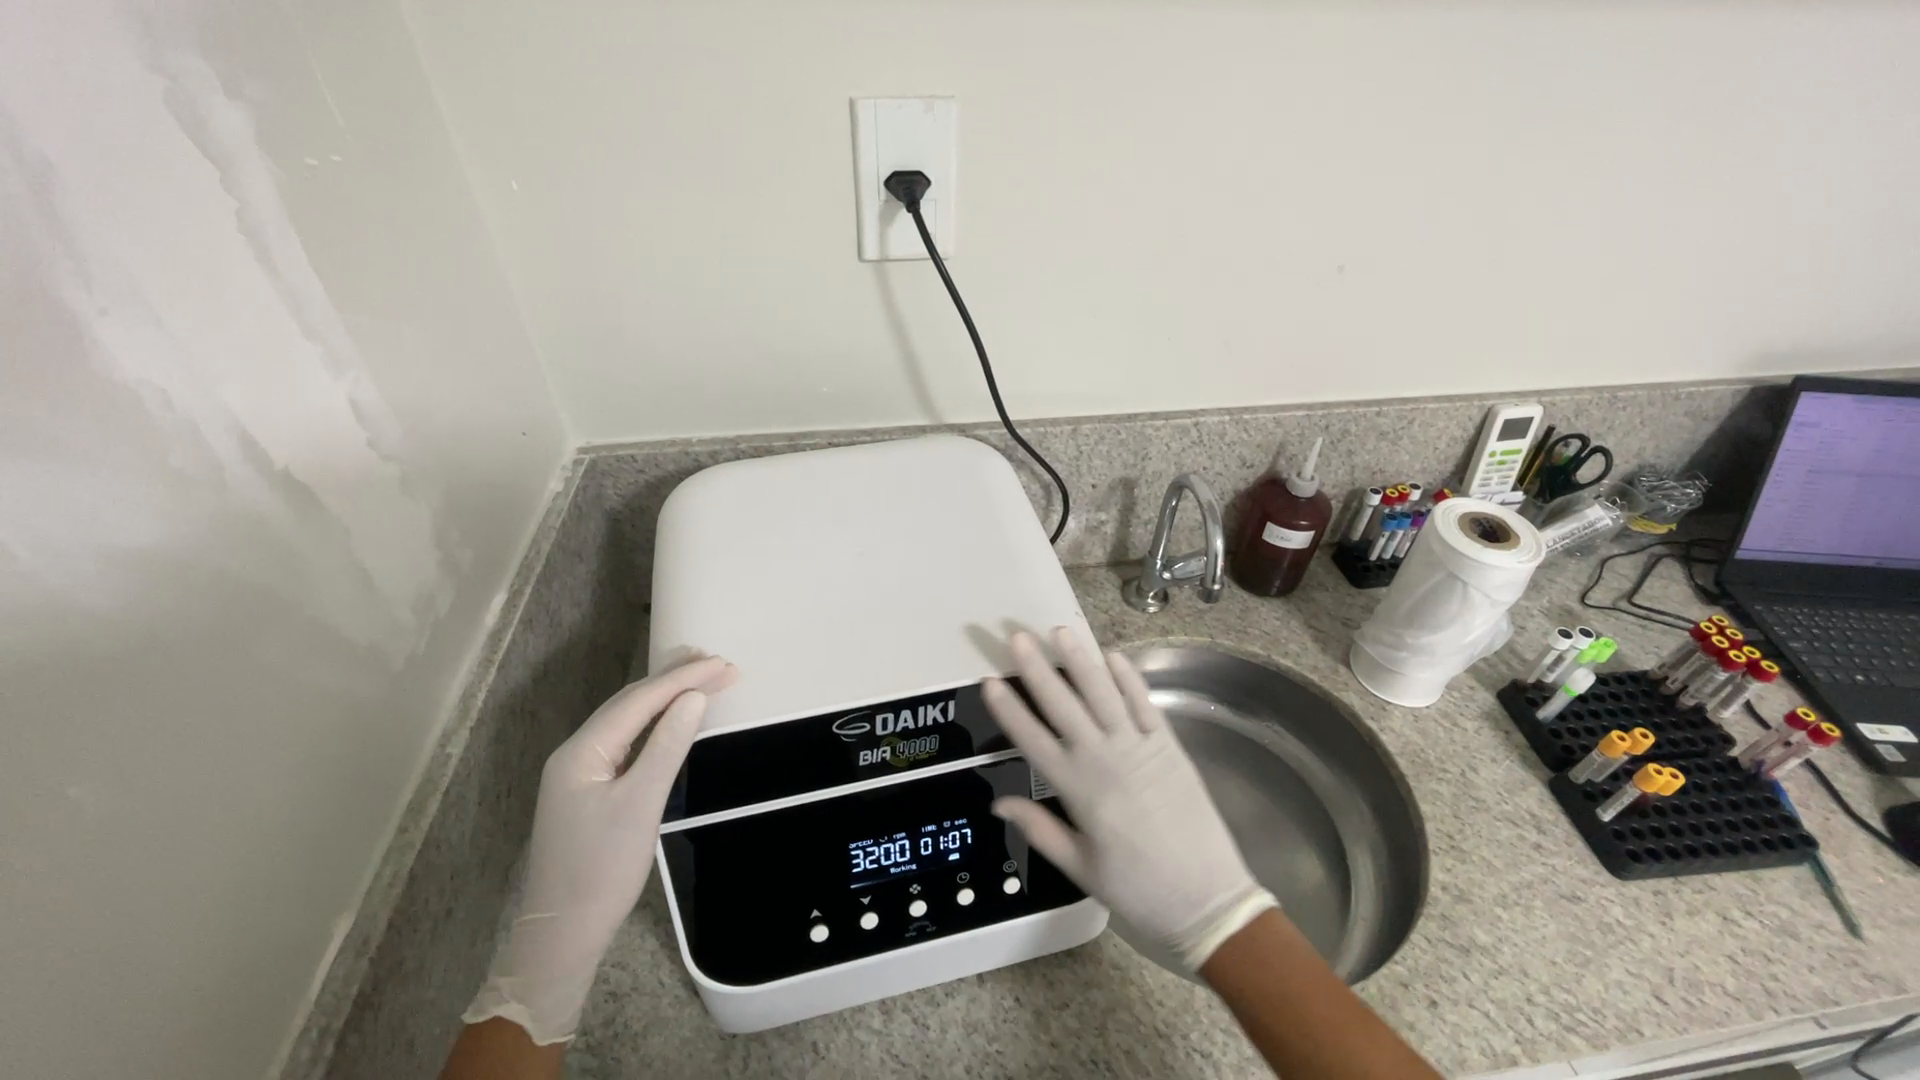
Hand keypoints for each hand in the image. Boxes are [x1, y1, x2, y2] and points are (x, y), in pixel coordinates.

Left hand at [463, 655, 736, 1043]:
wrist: (563, 932)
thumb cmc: (603, 868)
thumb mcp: (641, 805)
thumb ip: (667, 747)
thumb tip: (694, 698)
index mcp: (582, 752)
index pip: (639, 701)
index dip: (682, 678)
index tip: (723, 664)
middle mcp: (576, 753)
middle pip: (629, 703)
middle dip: (674, 678)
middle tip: (718, 661)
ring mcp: (580, 772)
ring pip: (626, 720)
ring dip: (664, 696)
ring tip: (700, 675)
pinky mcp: (590, 790)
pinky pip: (626, 740)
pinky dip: (654, 721)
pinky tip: (671, 717)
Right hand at [982, 628, 1275, 970]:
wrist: (1207, 900)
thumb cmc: (1139, 891)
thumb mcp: (1080, 868)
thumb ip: (1039, 829)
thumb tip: (1000, 803)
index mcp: (1078, 791)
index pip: (1033, 740)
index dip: (1008, 710)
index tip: (990, 681)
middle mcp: (1105, 760)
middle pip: (1064, 706)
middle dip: (1038, 670)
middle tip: (1017, 637)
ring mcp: (1140, 749)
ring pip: (1104, 695)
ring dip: (1080, 662)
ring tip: (1060, 632)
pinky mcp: (1171, 748)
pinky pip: (1145, 706)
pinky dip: (1129, 680)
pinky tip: (1113, 656)